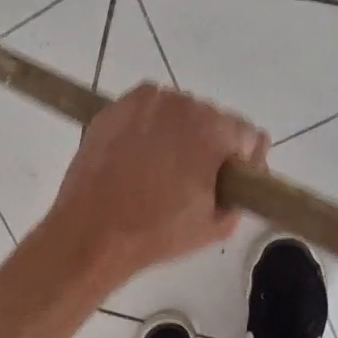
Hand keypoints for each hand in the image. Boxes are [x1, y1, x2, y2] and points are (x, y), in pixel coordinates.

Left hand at [47, 84, 268, 275]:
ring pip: (176, 114)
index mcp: (214, 129)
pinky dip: (145, 130)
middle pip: (210, 121)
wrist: (91, 234)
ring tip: (157, 172)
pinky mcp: (112, 110)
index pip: (246, 136)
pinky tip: (136, 159)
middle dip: (206, 147)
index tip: (228, 183)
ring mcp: (143, 103)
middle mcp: (182, 104)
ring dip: (175, 136)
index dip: (241, 162)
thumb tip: (236, 187)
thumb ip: (239, 198)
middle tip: (188, 182)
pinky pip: (143, 113)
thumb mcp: (215, 227)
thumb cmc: (156, 233)